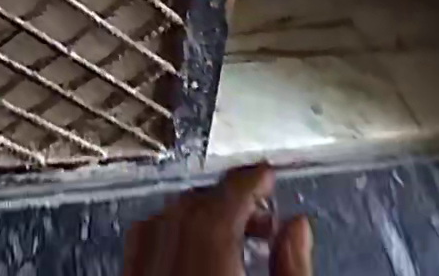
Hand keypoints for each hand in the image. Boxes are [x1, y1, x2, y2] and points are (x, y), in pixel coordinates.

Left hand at [122, 163, 312, 275]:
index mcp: (206, 254)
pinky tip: (192, 252)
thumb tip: (299, 225)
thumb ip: (293, 267)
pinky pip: (139, 248)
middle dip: (227, 198)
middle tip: (260, 211)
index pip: (227, 196)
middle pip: (192, 204)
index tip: (269, 173)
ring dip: (197, 215)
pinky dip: (165, 236)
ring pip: (162, 221)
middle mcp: (164, 257)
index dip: (252, 179)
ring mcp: (140, 271)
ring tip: (234, 236)